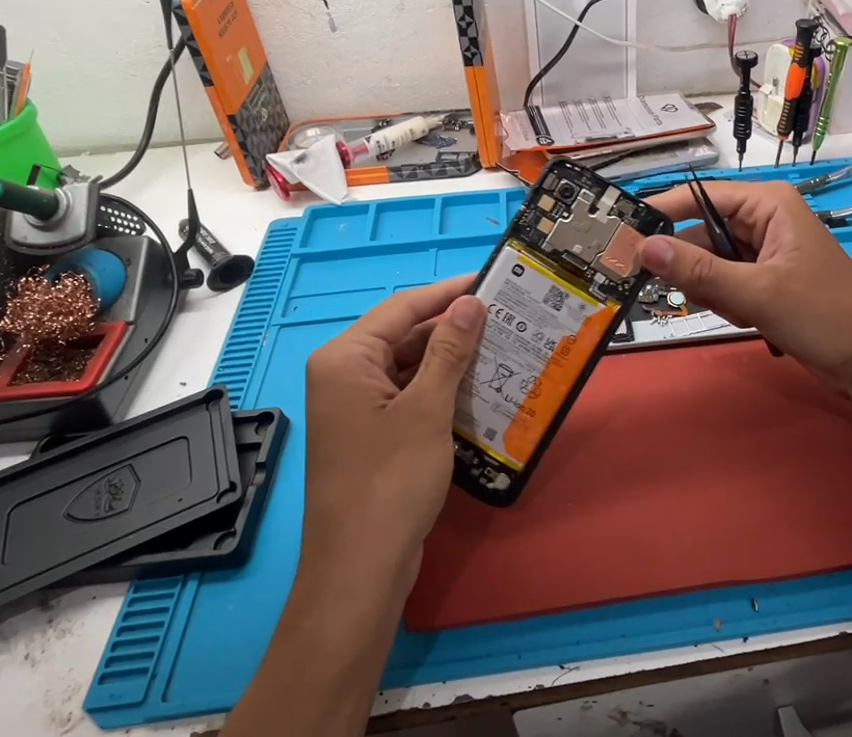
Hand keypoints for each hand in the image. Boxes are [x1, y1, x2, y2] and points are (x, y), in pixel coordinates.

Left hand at [299, 276, 484, 583]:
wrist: (360, 569)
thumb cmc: (391, 481)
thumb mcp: (427, 410)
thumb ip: (449, 351)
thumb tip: (470, 302)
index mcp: (345, 358)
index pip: (402, 307)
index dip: (448, 293)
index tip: (492, 281)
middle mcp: (344, 375)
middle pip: (404, 335)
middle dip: (454, 329)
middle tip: (507, 319)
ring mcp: (355, 407)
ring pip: (409, 367)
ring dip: (451, 361)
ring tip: (503, 348)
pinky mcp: (370, 434)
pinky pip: (408, 396)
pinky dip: (441, 391)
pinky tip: (479, 389)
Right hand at [643, 181, 851, 393]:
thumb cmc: (825, 316)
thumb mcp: (757, 293)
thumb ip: (698, 270)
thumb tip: (644, 248)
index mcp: (768, 205)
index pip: (699, 196)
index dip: (660, 212)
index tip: (620, 232)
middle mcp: (765, 221)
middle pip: (702, 231)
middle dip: (688, 263)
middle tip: (663, 288)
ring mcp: (766, 253)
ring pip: (711, 261)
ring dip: (710, 288)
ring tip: (733, 310)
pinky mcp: (768, 282)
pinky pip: (727, 282)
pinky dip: (725, 301)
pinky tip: (746, 319)